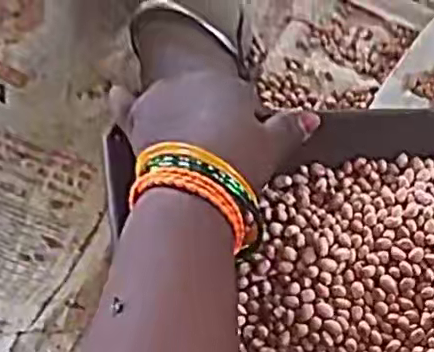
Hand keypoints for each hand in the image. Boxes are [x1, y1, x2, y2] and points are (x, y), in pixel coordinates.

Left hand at [111, 72, 318, 191]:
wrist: (196, 187)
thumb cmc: (238, 167)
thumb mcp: (272, 150)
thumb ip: (290, 130)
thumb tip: (312, 119)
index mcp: (231, 88)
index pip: (243, 100)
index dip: (248, 125)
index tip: (249, 148)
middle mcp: (194, 83)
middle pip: (206, 99)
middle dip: (213, 119)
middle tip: (221, 154)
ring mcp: (162, 99)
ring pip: (171, 100)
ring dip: (178, 115)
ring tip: (186, 144)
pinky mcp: (137, 120)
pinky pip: (124, 103)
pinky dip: (123, 101)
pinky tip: (121, 97)